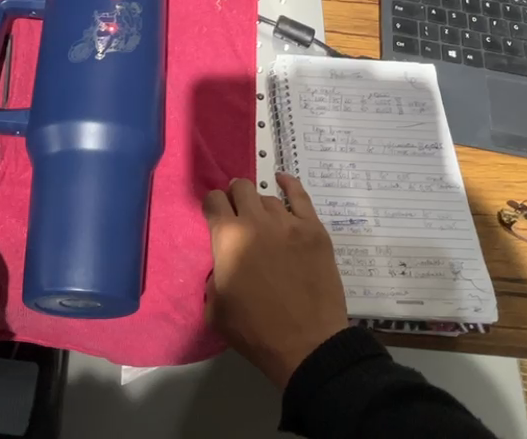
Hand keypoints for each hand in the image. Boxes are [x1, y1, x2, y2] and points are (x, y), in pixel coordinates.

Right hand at [203, 174, 349, 386]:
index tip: (215, 217)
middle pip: (241, 188)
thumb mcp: (215, 308)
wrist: (308, 345)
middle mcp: (256, 220)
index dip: (212, 206)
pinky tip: (282, 181)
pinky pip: (299, 195)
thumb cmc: (256, 331)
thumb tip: (223, 262)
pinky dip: (288, 185)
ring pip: (268, 197)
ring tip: (265, 224)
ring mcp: (288, 222)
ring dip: (261, 207)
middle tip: (239, 216)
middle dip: (235, 198)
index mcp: (228, 237)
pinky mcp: (314, 229)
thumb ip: (213, 275)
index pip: (213, 200)